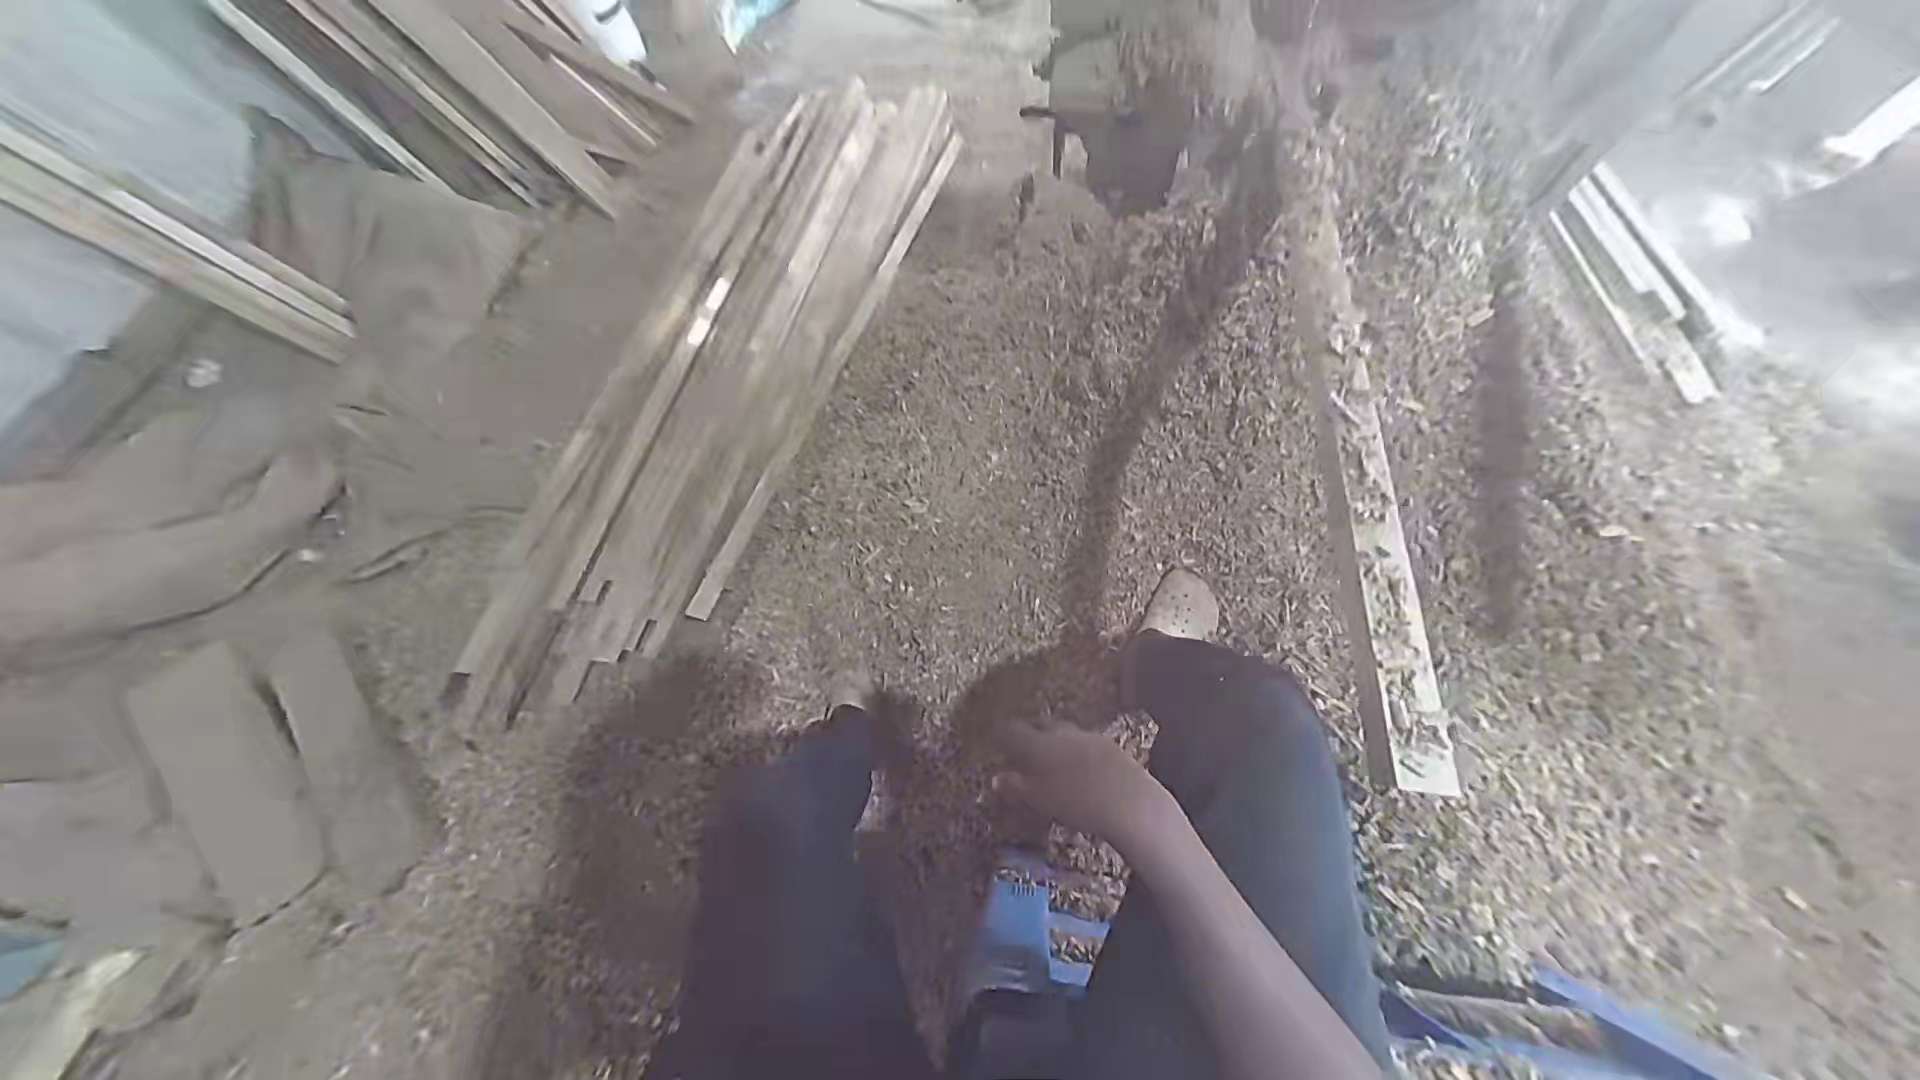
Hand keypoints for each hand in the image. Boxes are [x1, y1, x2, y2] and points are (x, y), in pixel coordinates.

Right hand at [995, 720, 1178, 853]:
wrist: (1129, 802)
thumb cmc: (1075, 803)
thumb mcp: (1039, 800)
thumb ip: (1016, 787)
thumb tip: (998, 777)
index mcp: (1038, 743)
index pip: (1013, 730)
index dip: (1003, 734)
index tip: (998, 740)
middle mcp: (1060, 732)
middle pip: (1040, 726)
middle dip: (1031, 734)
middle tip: (1025, 750)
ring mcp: (1087, 736)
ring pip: (1064, 733)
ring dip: (1056, 742)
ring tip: (1053, 760)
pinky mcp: (1109, 745)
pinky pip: (1084, 743)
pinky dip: (1077, 752)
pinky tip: (1081, 769)